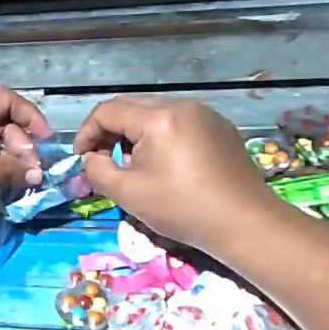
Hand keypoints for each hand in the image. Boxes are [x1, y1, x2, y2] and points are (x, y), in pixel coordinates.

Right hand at [73, 97, 290, 250]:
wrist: (246, 224)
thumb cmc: (182, 208)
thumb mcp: (127, 193)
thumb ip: (96, 170)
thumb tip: (91, 158)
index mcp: (158, 118)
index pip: (107, 111)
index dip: (86, 133)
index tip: (82, 158)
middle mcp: (182, 106)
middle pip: (130, 107)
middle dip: (109, 132)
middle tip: (102, 160)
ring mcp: (205, 114)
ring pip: (153, 113)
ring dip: (133, 134)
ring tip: (133, 166)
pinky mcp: (220, 128)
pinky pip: (177, 122)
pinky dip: (159, 137)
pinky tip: (164, 166)